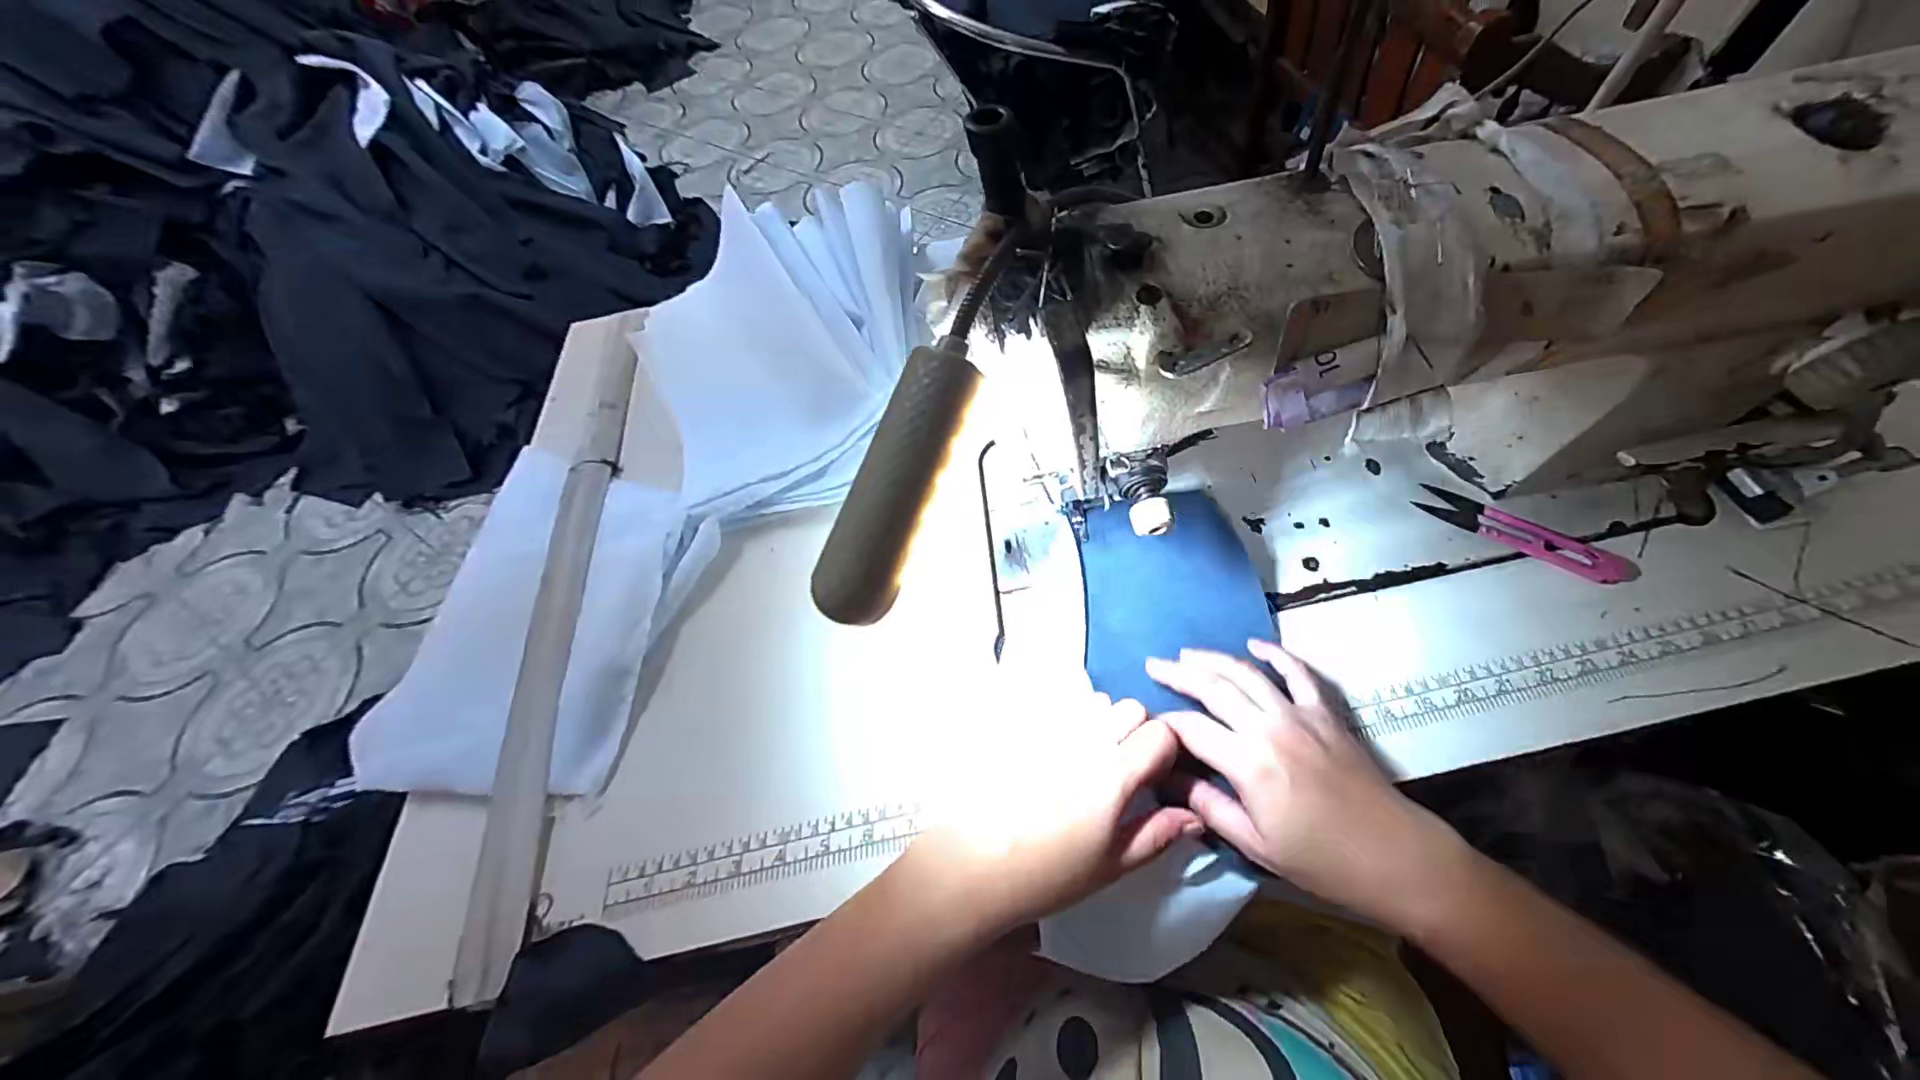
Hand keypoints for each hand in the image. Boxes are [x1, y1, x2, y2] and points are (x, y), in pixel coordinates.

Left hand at [905, 693, 1202, 935]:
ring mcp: (1047, 727)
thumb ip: (1156, 834)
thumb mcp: (1109, 865)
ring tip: (1081, 758)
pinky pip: (1055, 703)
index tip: (1155, 774)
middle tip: (1118, 767)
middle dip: (1135, 731)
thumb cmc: (1044, 874)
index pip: (1161, 732)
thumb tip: (1194, 815)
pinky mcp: (1017, 723)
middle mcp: (1083, 739)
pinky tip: (1049, 750)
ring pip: (1093, 701)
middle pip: (1129, 708)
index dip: (1165, 751)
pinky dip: (1065, 717)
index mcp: (1113, 774)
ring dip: (1098, 721)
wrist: (970, 865)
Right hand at [1145, 641, 1469, 925]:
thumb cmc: (1322, 860)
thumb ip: (1208, 806)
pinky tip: (1255, 644)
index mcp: (1248, 764)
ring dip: (1213, 658)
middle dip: (1178, 673)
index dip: (1164, 722)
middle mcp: (1269, 729)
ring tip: (1187, 653)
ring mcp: (1300, 716)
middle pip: (1213, 688)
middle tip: (1153, 664)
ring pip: (1247, 673)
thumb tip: (1171, 779)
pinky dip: (1275, 654)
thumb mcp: (1255, 844)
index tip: (1148, 721)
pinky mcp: (1325, 714)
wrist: (1396, 856)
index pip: (1190, 729)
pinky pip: (1297, 673)